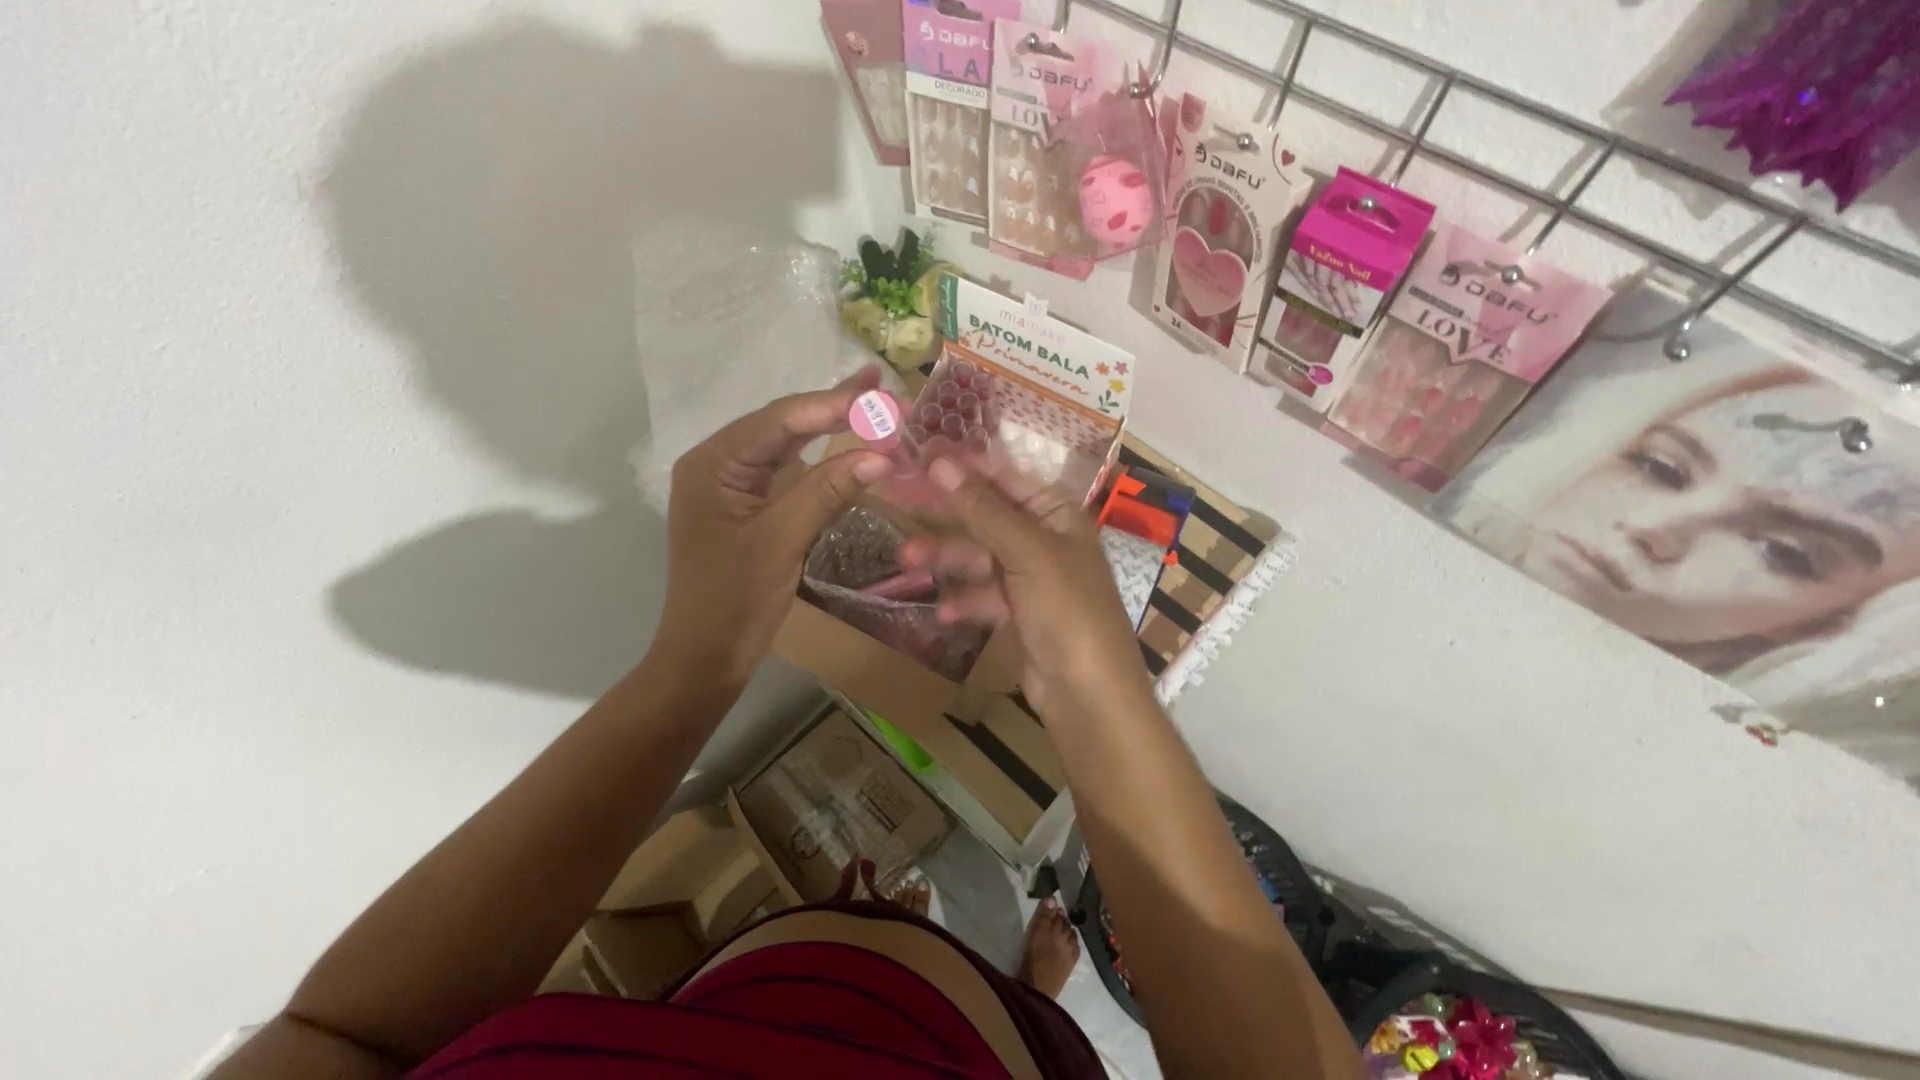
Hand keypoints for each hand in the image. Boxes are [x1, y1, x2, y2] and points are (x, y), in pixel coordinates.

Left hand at [653, 368, 890, 686]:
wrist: (705, 655)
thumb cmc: (735, 599)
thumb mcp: (783, 540)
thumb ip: (827, 490)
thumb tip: (880, 454)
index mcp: (712, 463)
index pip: (780, 420)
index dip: (834, 405)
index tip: (883, 396)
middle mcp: (717, 464)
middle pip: (782, 425)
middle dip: (832, 407)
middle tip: (882, 385)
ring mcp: (730, 486)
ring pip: (785, 446)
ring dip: (828, 427)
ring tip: (872, 401)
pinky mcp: (745, 507)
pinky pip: (785, 473)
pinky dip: (819, 459)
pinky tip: (845, 442)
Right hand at [897, 455, 1150, 719]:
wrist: (1089, 695)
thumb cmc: (1067, 611)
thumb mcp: (1026, 553)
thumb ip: (982, 508)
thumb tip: (940, 461)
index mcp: (1057, 514)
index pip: (1004, 476)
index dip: (962, 464)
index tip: (916, 454)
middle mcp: (1046, 540)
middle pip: (986, 516)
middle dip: (945, 514)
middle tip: (895, 501)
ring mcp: (1033, 579)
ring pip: (980, 557)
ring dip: (946, 559)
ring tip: (904, 561)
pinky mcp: (1021, 614)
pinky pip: (984, 596)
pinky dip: (964, 601)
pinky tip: (942, 611)